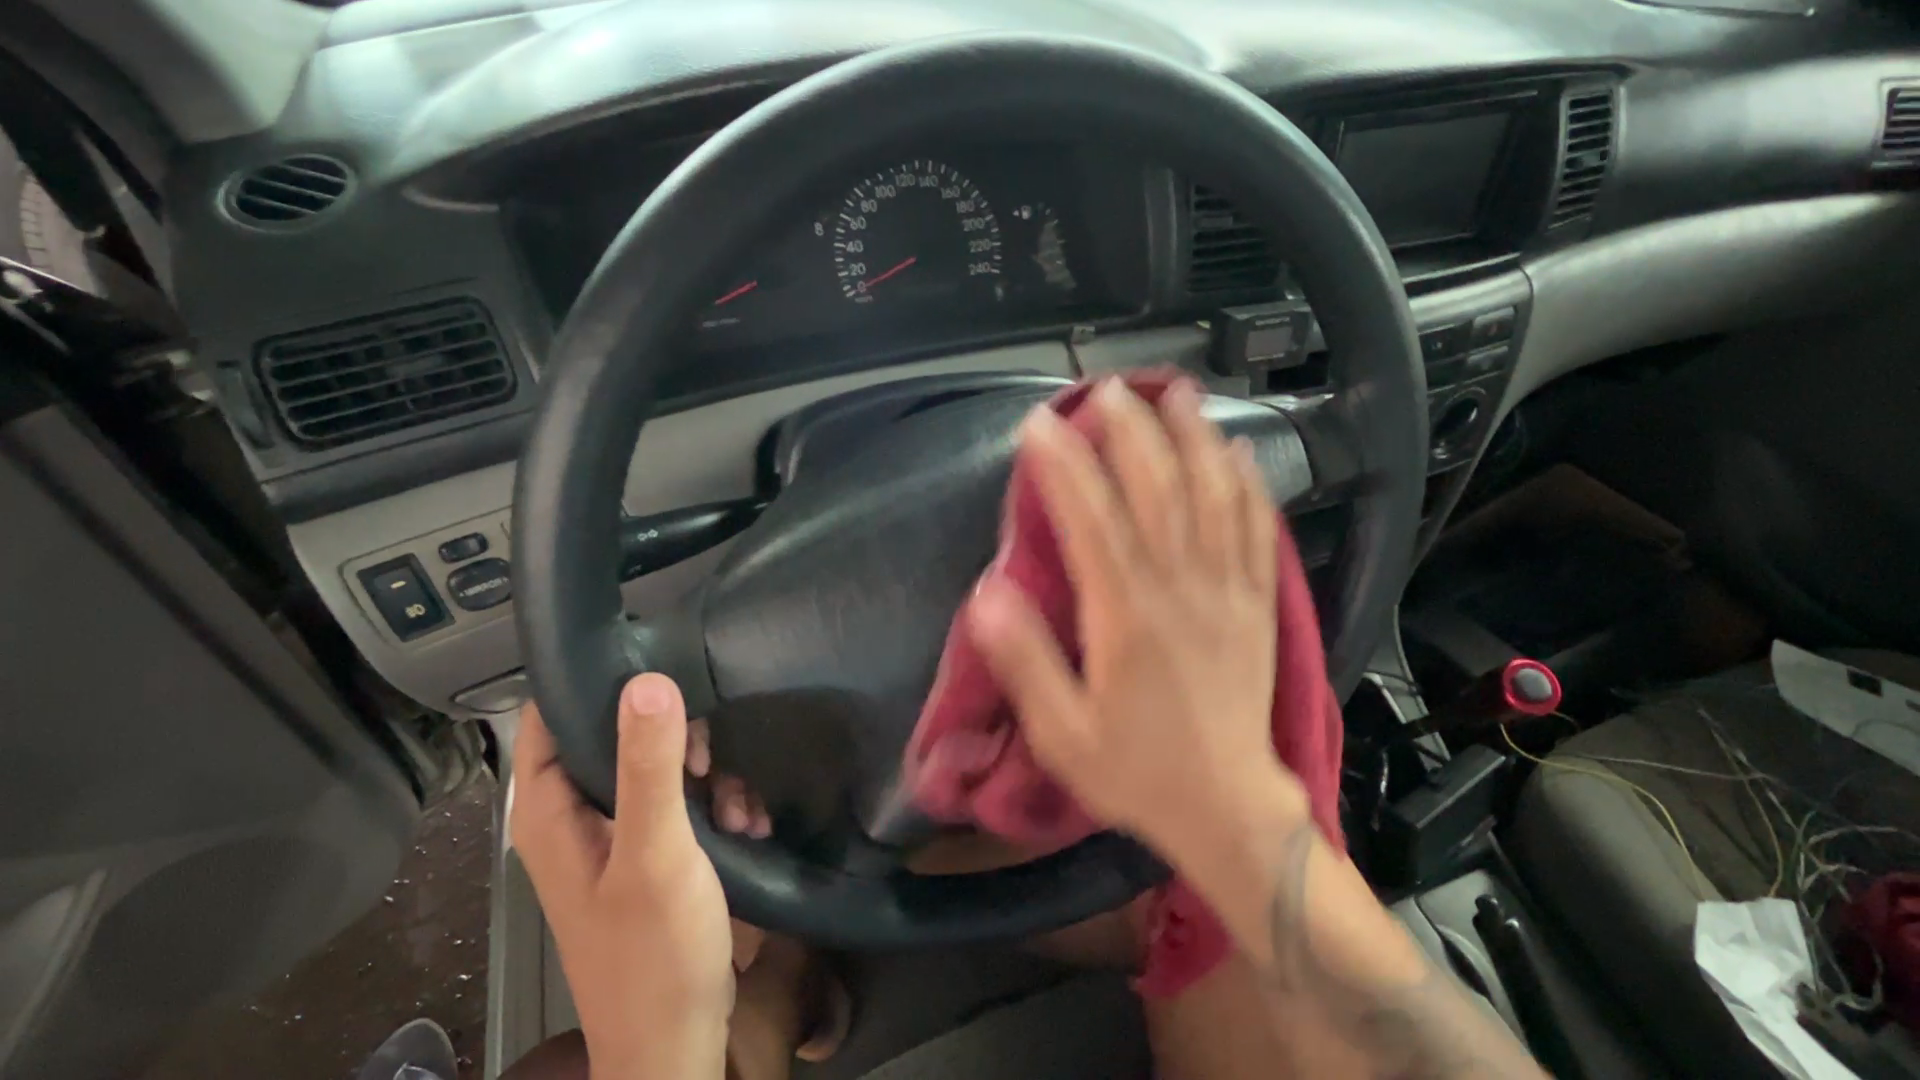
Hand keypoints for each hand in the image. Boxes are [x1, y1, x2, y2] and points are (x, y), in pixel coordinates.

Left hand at [511, 674, 732, 1078]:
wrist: (676, 1042)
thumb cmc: (653, 952)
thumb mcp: (655, 853)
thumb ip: (649, 766)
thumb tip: (646, 678)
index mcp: (550, 811)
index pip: (551, 715)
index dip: (595, 681)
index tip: (655, 659)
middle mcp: (575, 817)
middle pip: (616, 735)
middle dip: (672, 735)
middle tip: (709, 754)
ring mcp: (615, 838)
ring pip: (658, 768)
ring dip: (705, 776)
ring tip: (738, 808)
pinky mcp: (652, 856)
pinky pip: (681, 804)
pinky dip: (714, 808)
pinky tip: (746, 827)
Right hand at [968, 379, 1309, 862]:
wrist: (1226, 807)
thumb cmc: (1134, 770)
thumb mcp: (1061, 733)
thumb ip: (1024, 661)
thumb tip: (986, 593)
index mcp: (1127, 617)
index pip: (1091, 521)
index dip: (1063, 466)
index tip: (1039, 424)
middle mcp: (1181, 589)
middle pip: (1157, 491)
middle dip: (1130, 432)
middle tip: (1106, 389)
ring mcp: (1228, 593)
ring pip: (1214, 498)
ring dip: (1193, 438)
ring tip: (1177, 392)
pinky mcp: (1259, 605)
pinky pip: (1259, 532)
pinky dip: (1249, 485)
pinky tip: (1239, 451)